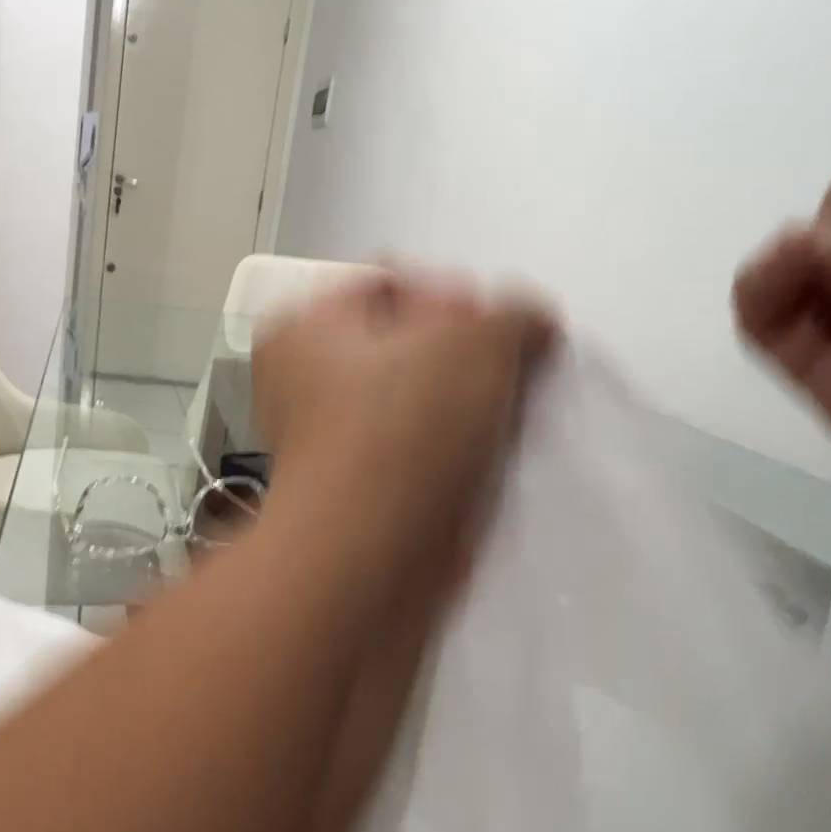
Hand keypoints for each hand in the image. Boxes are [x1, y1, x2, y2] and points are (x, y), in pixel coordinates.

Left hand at [252, 272, 554, 578]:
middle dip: (462, 354)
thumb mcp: (475, 337)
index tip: (487, 321)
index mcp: (302, 326)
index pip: (390, 281)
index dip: (449, 293)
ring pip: (417, 402)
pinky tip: (485, 456)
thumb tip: (528, 324)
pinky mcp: (362, 488)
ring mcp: (331, 439)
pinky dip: (454, 451)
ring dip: (466, 406)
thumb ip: (513, 313)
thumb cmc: (398, 431)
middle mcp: (304, 381)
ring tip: (497, 416)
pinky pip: (420, 452)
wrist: (375, 550)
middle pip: (405, 346)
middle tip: (501, 368)